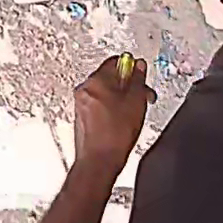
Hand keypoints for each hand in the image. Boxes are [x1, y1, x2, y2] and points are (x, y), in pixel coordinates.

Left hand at [72, 54, 149, 176]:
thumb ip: (138, 79)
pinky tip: (122, 122)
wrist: (99, 162)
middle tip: (141, 95)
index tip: (141, 76)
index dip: (132, 67)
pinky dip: (111, 109)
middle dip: (128, 85)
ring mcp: (81, 104)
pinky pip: (99, 105)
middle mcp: (85, 89)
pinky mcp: (82, 118)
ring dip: (120, 97)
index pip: (116, 61)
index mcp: (96, 80)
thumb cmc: (115, 134)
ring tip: (133, 111)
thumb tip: (138, 66)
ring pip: (105, 92)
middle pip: (110, 77)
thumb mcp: (136, 100)